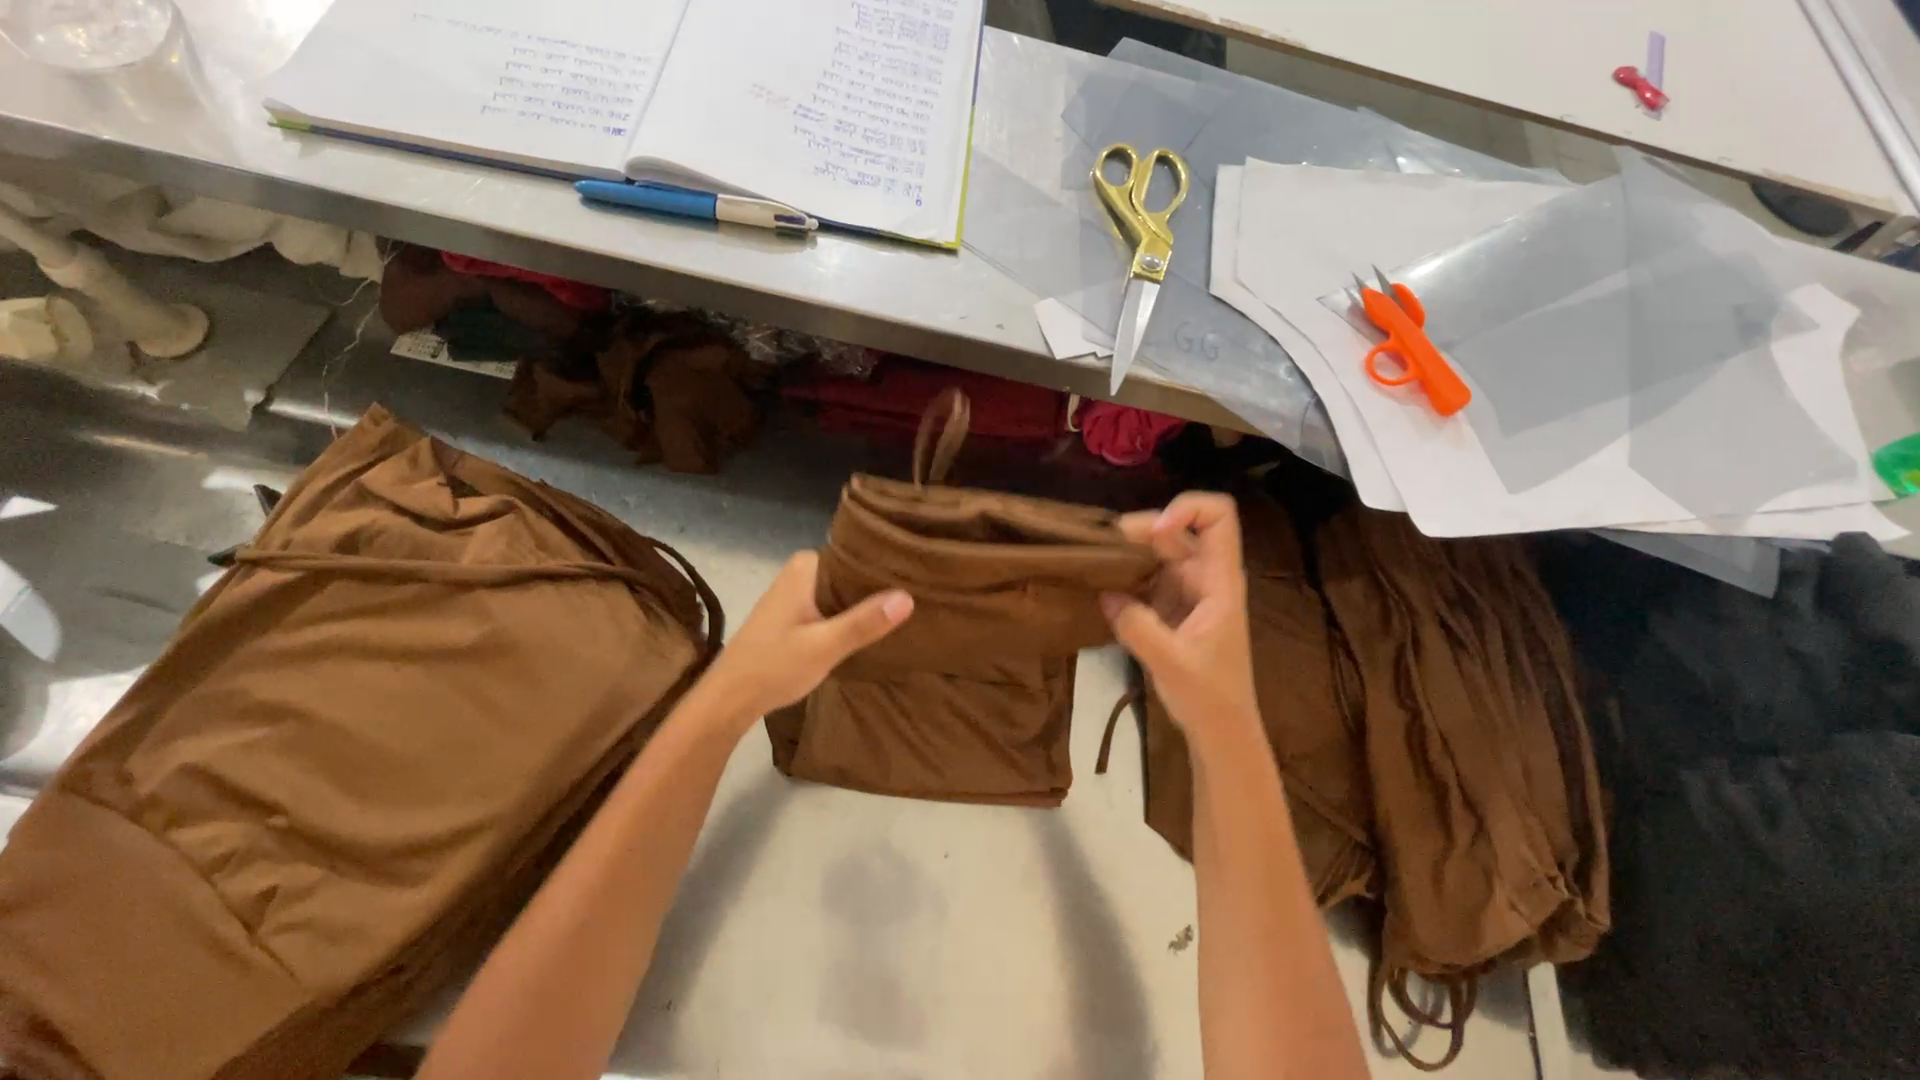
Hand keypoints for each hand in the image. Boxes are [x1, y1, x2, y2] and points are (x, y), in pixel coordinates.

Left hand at [697, 551, 913, 725]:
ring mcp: (795, 594)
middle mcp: (799, 572)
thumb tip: (908, 597)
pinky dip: (848, 615)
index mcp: (805, 567)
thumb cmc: (774, 666)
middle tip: (917, 595)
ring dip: (864, 603)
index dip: (884, 566)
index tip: (916, 575)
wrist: (730, 698)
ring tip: (902, 611)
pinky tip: (872, 627)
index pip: (856, 553)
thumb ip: (864, 622)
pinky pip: (831, 605)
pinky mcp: (793, 616)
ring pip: (841, 591)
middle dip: (877, 586)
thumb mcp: (825, 646)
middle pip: (850, 573)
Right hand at [1101, 493, 1261, 748]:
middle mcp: (1206, 578)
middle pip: (1178, 531)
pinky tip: (1101, 585)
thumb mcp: (1170, 662)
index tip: (1153, 535)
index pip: (1218, 518)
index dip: (1186, 510)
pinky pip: (1148, 578)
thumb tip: (1106, 595)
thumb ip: (1137, 627)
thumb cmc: (1208, 696)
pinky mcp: (1172, 609)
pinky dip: (1125, 576)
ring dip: (1128, 553)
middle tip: (1101, 547)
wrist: (1221, 731)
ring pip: (1159, 553)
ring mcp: (1189, 592)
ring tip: (1094, 562)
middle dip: (1141, 530)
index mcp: (1220, 582)